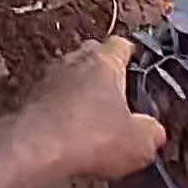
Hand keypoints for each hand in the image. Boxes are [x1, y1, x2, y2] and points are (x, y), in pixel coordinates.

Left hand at [19, 36, 165, 178]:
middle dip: (105, 69)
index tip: (136, 61)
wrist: (39, 142)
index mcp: (104, 62)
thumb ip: (151, 131)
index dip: (130, 52)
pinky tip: (70, 124)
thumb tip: (153, 128)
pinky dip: (64, 101)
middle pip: (94, 54)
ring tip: (93, 113)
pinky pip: (54, 90)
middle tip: (118, 93)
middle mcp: (76, 58)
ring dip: (82, 86)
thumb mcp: (138, 142)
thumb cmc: (92, 135)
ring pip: (72, 71)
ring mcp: (51, 71)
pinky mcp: (33, 89)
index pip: (120, 44)